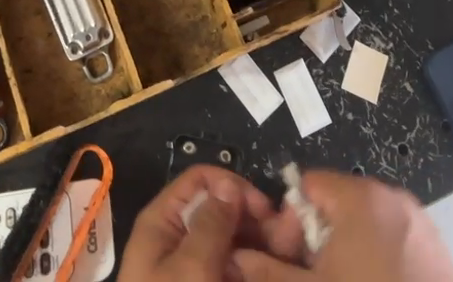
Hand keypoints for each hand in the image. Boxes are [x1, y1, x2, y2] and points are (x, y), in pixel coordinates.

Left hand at [119, 165, 277, 281]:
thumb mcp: (189, 269)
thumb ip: (211, 225)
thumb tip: (230, 185)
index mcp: (163, 221)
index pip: (201, 180)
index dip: (234, 187)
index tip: (266, 213)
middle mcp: (177, 238)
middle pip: (221, 211)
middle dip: (256, 222)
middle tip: (290, 243)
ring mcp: (192, 268)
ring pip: (232, 242)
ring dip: (260, 247)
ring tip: (287, 258)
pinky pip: (231, 269)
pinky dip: (251, 267)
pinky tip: (270, 272)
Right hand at [232, 170, 452, 281]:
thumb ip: (268, 271)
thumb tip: (234, 258)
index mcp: (360, 198)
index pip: (308, 186)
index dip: (289, 223)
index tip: (289, 260)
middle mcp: (392, 198)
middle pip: (336, 204)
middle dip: (316, 240)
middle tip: (312, 277)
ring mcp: (420, 223)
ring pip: (364, 225)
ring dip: (344, 252)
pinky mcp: (438, 250)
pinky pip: (392, 241)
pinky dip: (376, 260)